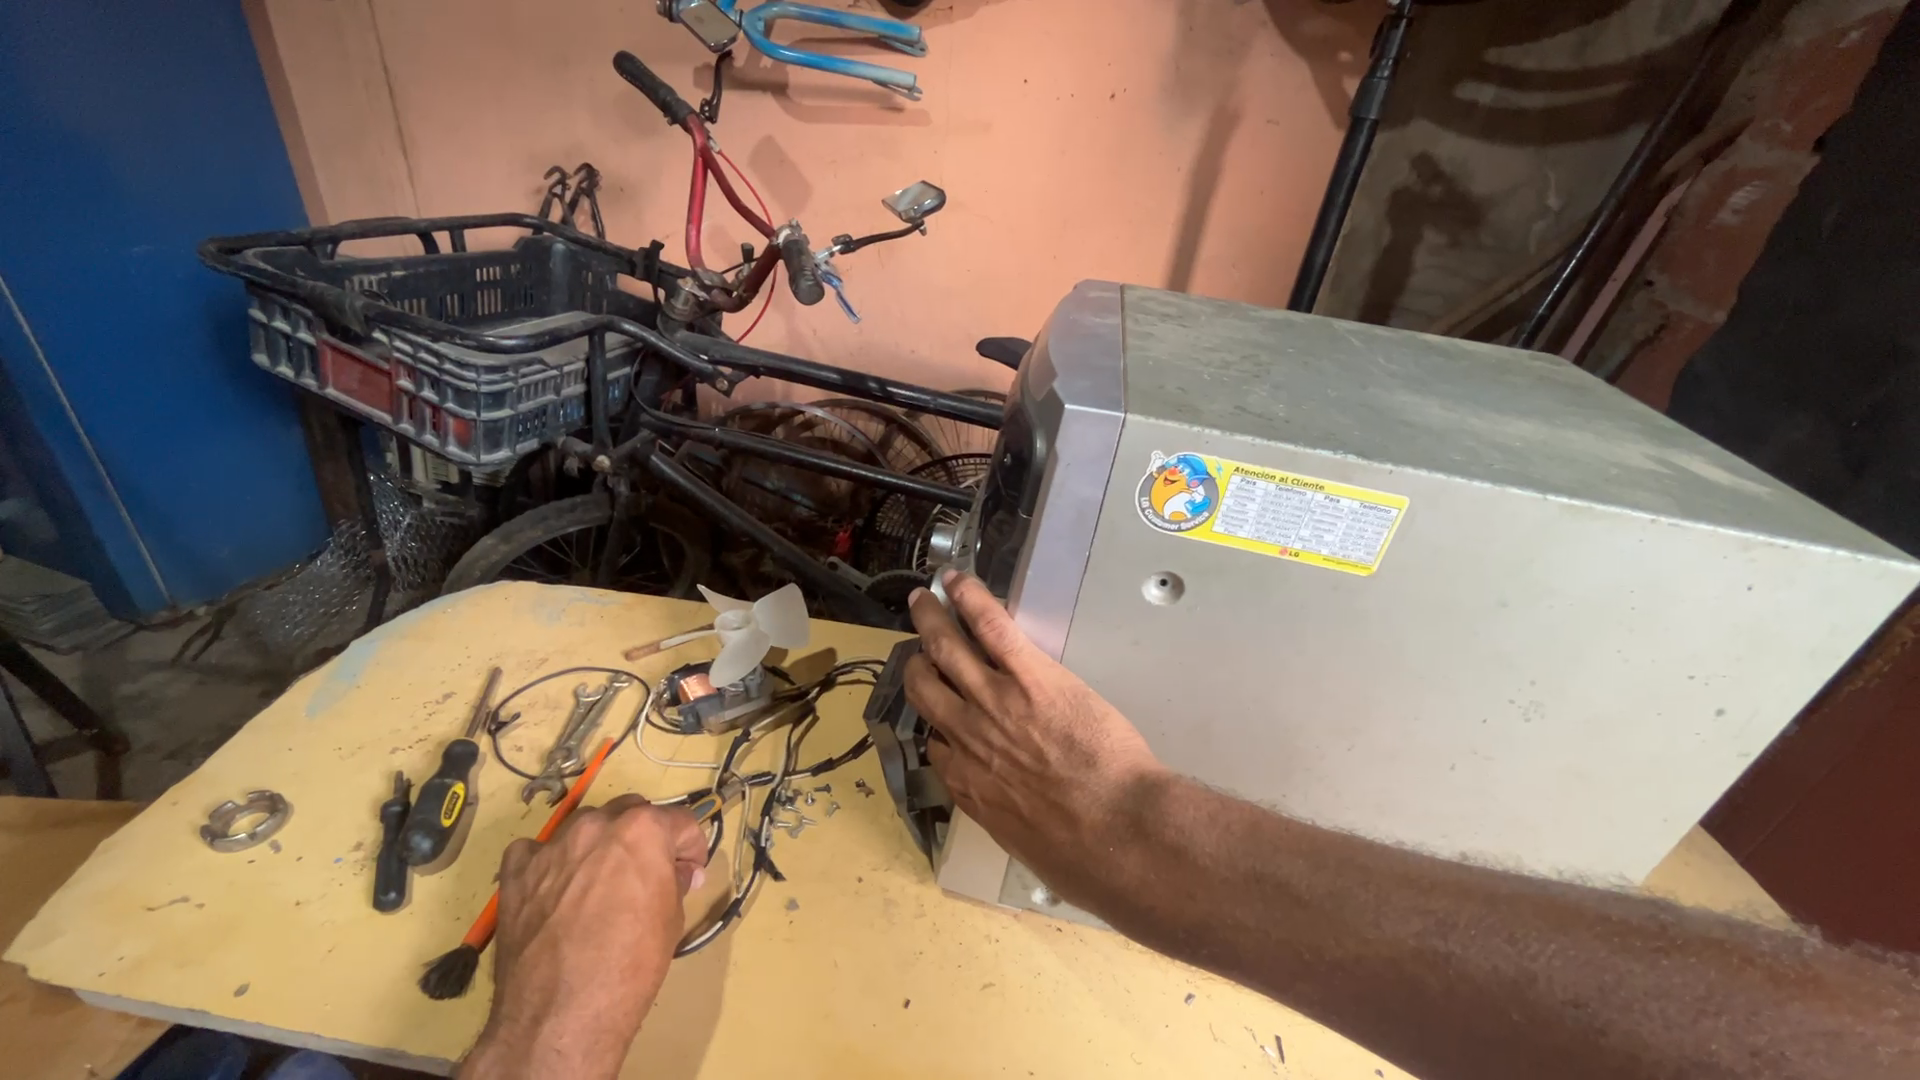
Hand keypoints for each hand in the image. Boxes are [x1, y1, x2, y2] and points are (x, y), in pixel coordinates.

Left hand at [462, 796, 707, 1079]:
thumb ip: (673, 881)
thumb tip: (677, 872)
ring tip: (600, 879)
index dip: (691, 847)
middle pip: (631, 811)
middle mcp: (598, 825)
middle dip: (646, 835)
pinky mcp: (517, 873)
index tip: (690, 869)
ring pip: (585, 825)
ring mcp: (553, 846)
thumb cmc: (630, 964)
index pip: (680, 821)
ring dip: (600, 843)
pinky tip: (555, 886)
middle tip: (649, 871)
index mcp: (643, 830)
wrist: (561, 1013)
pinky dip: (549, 862)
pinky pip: (535, 851)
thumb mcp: (671, 919)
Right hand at [904, 571, 1163, 903]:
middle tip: (916, 645)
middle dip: (915, 662)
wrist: (1119, 832)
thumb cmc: (1082, 853)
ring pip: (945, 650)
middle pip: (924, 688)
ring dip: (930, 621)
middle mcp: (968, 737)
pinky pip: (990, 628)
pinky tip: (958, 582)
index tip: (941, 714)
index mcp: (969, 784)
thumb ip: (1008, 819)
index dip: (937, 725)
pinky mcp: (1030, 675)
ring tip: (922, 601)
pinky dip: (970, 600)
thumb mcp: (1028, 846)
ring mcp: (995, 702)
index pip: (937, 746)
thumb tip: (1014, 813)